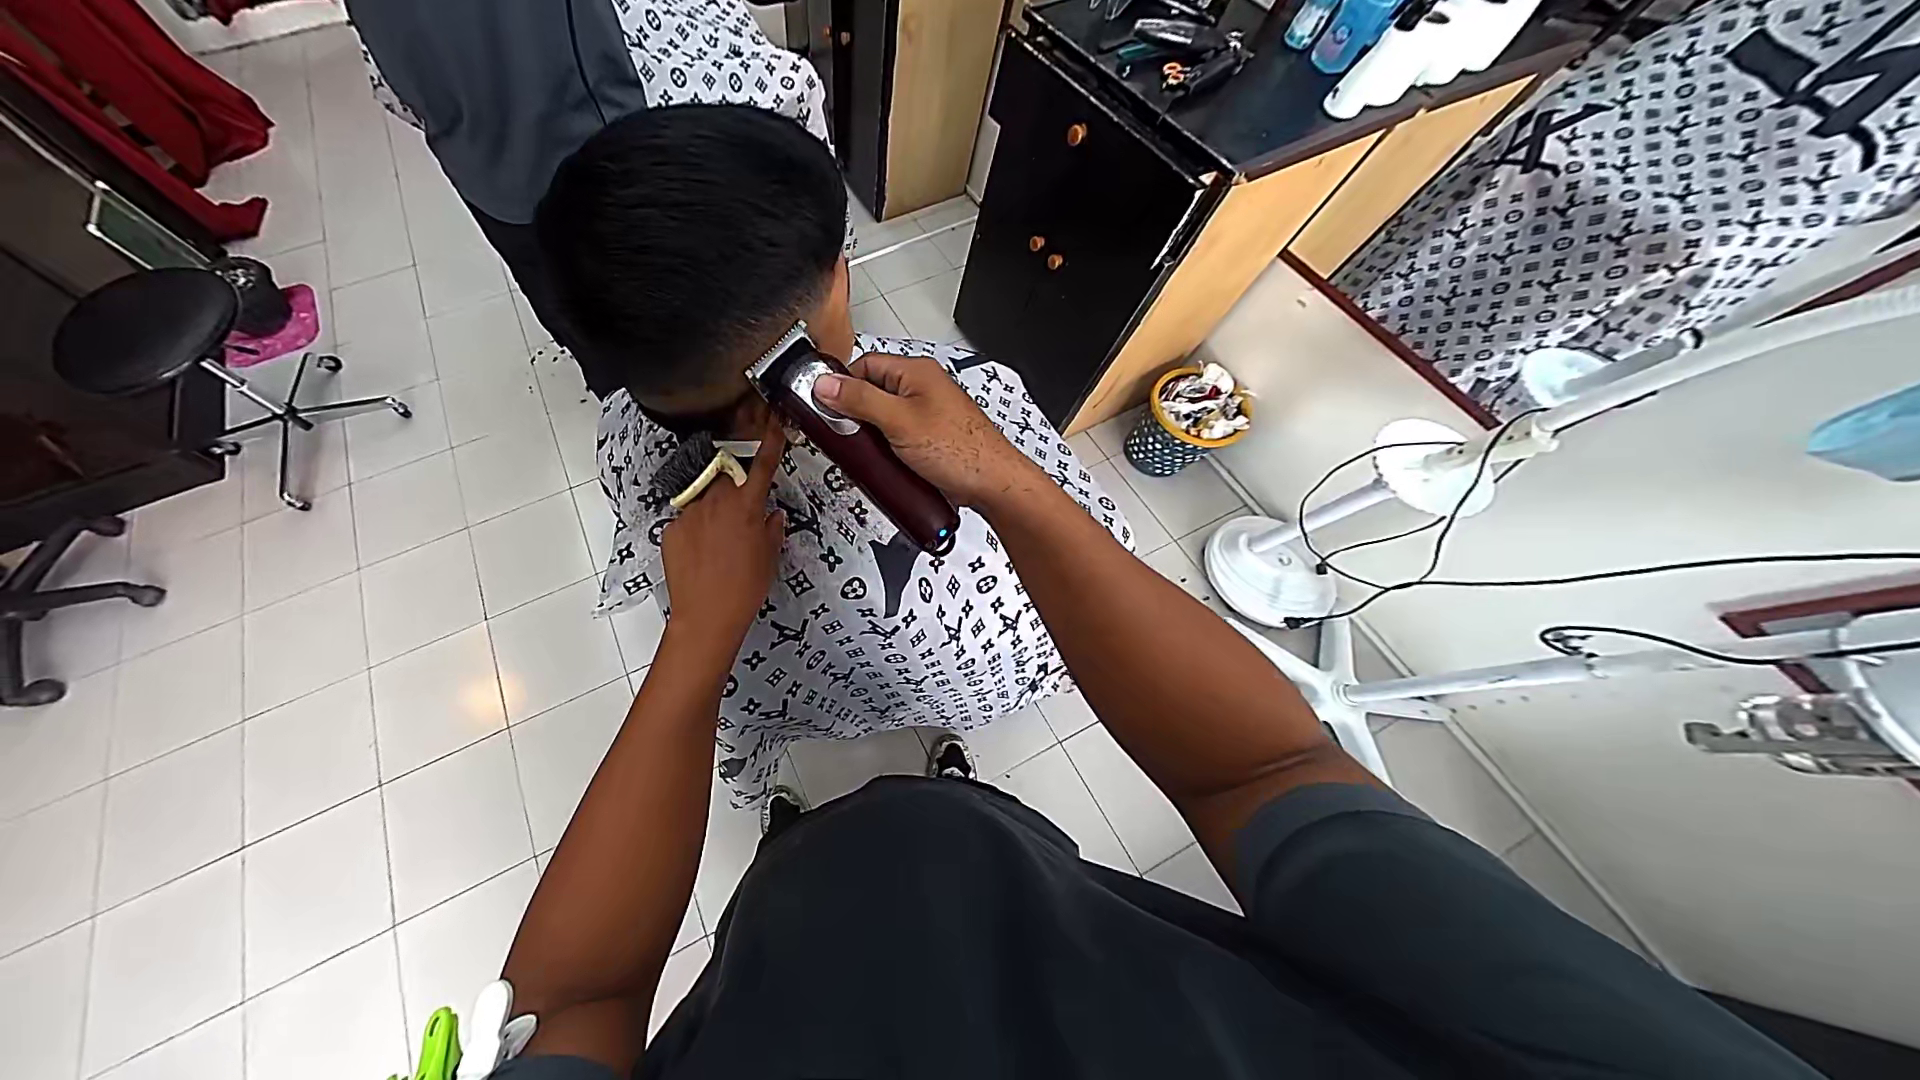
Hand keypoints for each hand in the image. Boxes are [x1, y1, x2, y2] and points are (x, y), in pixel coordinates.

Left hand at [659, 418, 786, 650]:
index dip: (770, 439)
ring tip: (724, 534)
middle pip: (727, 471)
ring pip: (706, 494)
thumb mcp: (769, 556)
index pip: (761, 463)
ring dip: (717, 502)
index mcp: (746, 506)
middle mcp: (716, 502)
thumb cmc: (744, 588)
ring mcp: (690, 513)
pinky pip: (688, 517)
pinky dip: (699, 525)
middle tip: (743, 489)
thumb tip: (771, 517)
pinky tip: (706, 549)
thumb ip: (772, 528)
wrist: (706, 615)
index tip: (773, 420)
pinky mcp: (671, 529)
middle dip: (736, 473)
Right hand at [815, 354, 1043, 507]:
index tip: (826, 406)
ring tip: (870, 454)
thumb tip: (827, 385)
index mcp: (916, 372)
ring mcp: (926, 415)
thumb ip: (860, 400)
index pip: (864, 364)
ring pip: (882, 419)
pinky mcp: (928, 439)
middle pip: (871, 393)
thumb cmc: (963, 450)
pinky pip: (896, 438)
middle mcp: (922, 389)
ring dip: (871, 437)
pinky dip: (886, 451)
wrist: (992, 484)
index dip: (842, 384)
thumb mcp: (899, 421)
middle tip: (849, 435)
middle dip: (855, 416)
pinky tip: (885, 464)